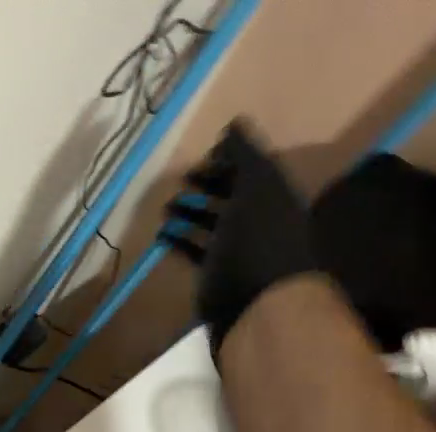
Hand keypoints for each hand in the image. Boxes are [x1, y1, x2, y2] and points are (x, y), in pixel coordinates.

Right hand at [163, 121, 316, 357]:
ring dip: (189, 213)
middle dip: (206, 185)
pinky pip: (195, 251)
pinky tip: (162, 236)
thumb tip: (234, 123)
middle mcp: (258, 219)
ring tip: (165, 209)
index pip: (251, 169)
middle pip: (230, 195)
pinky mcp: (216, 274)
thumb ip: (246, 155)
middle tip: (180, 182)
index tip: (201, 157)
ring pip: (211, 223)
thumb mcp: (257, 187)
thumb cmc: (257, 240)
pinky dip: (179, 241)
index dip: (228, 160)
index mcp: (273, 195)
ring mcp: (236, 249)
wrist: (256, 303)